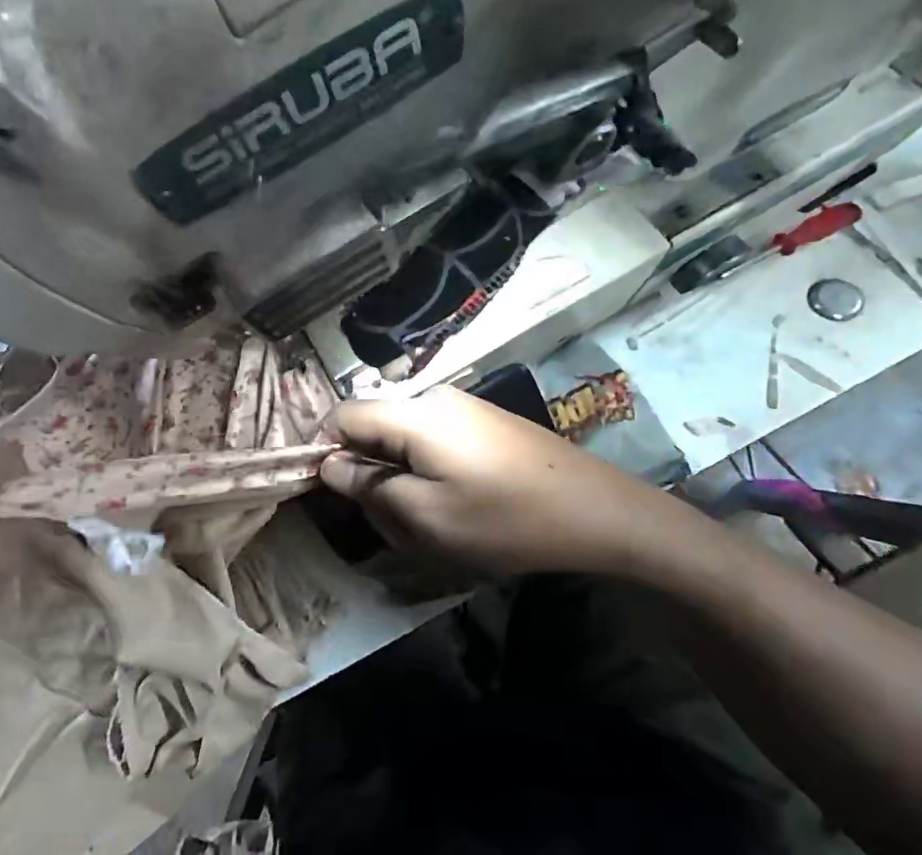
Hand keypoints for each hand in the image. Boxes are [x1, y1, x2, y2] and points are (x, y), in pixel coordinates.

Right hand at [319, 386, 696, 576]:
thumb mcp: (427, 517)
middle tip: (393, 523)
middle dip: (370, 473)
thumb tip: (329, 463)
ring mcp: (465, 408)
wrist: (596, 509)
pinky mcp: (486, 423)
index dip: (325, 450)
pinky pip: (435, 442)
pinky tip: (459, 506)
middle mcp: (436, 398)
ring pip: (405, 439)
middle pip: (375, 426)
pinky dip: (430, 473)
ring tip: (431, 523)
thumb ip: (369, 486)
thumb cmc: (505, 518)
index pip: (343, 414)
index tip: (332, 494)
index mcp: (415, 413)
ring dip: (402, 479)